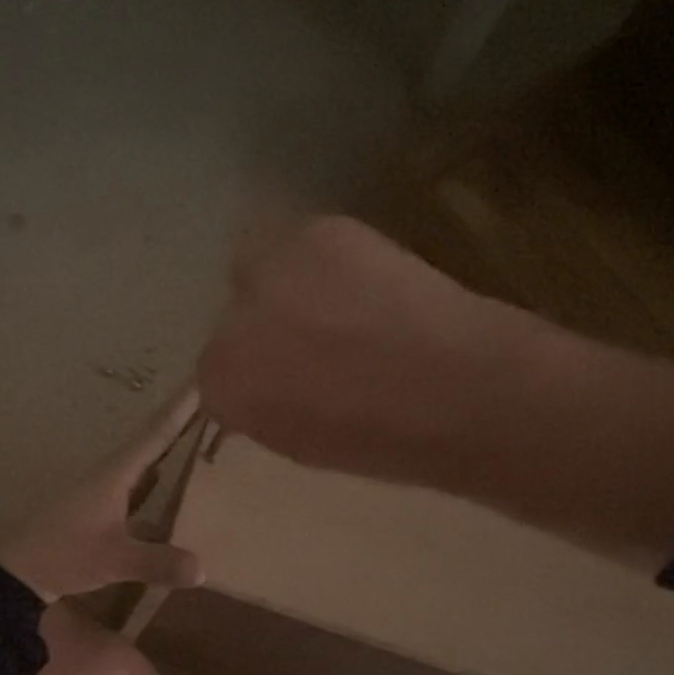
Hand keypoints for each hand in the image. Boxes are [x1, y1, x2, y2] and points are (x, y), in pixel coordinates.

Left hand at [0, 388, 205, 601]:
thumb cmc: (63, 554)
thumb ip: (157, 562)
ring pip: (147, 466)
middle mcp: (112, 475)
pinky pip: (140, 491)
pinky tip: (179, 496)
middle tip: (220, 399)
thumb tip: (203, 570)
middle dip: (184, 421)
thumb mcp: (113, 559)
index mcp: (116, 473)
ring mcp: (105, 494)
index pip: (158, 431)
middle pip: (155, 441)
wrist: (19, 572)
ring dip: (173, 452)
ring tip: (207, 438)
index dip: (183, 405)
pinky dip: (160, 487)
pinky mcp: (101, 514)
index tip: (205, 375)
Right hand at [198, 215, 515, 483]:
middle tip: (310, 339)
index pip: (214, 374)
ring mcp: (269, 274)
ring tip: (339, 306)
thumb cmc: (382, 440)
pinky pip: (299, 242)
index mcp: (221, 386)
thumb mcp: (300, 442)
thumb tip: (269, 381)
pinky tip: (364, 282)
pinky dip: (323, 259)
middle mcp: (228, 325)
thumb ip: (264, 406)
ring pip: (256, 269)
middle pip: (230, 315)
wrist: (459, 390)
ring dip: (284, 284)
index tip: (285, 383)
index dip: (252, 375)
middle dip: (260, 324)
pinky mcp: (314, 232)